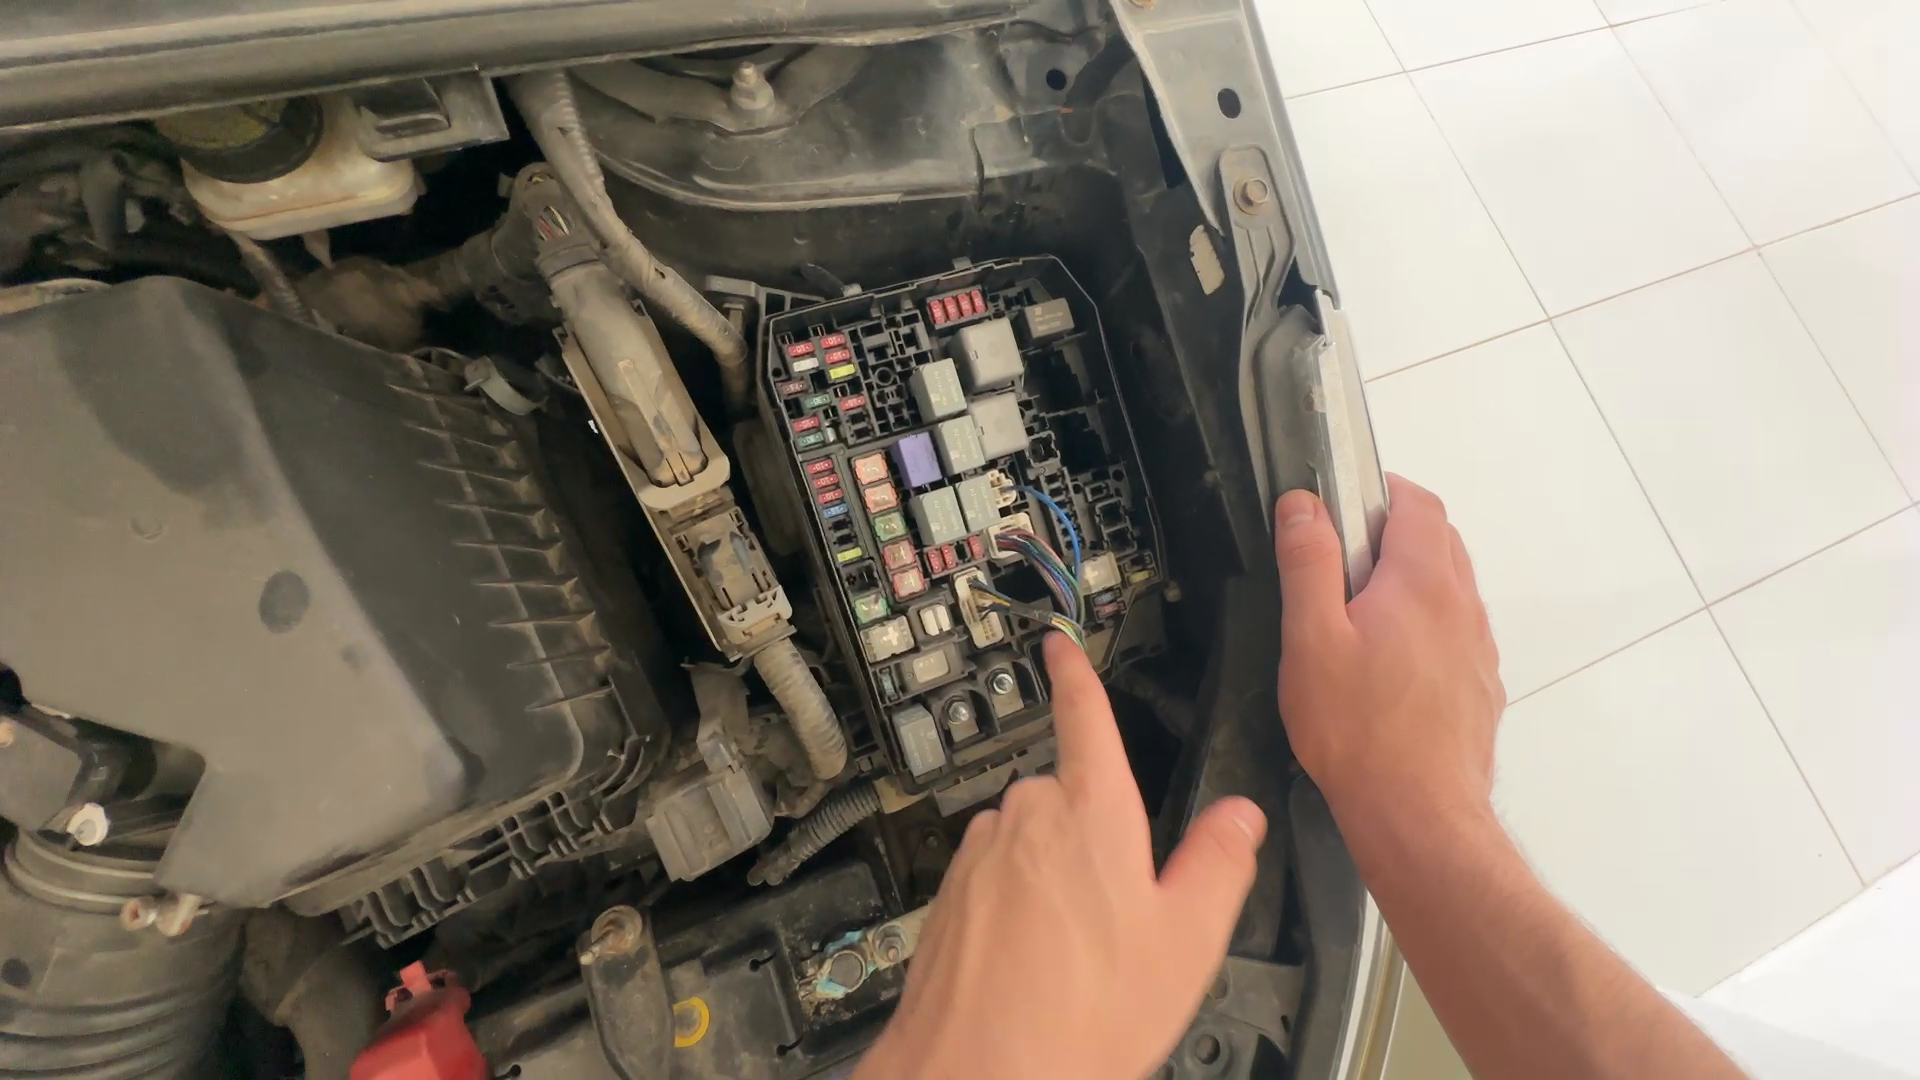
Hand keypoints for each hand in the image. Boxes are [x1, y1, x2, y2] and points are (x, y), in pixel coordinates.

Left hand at [855, 634, 1267, 1079]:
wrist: (977, 1069)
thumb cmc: (1082, 1011)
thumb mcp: (1183, 940)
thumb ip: (1217, 862)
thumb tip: (1240, 816)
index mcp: (1091, 809)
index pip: (1085, 716)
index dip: (1074, 673)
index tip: (1059, 644)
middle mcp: (1030, 811)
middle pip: (1070, 794)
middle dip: (1092, 835)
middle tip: (1114, 913)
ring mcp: (986, 845)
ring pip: (1033, 836)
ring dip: (1053, 874)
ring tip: (1072, 950)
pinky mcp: (955, 881)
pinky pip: (997, 869)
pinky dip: (1016, 897)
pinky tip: (1031, 957)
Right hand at [1272, 475, 1504, 824]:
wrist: (1417, 813)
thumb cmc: (1354, 722)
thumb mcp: (1311, 636)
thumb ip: (1309, 563)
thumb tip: (1303, 503)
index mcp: (1423, 583)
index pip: (1419, 505)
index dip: (1383, 490)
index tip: (1342, 503)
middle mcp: (1462, 606)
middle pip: (1441, 540)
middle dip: (1394, 530)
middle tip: (1339, 557)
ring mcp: (1479, 648)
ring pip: (1450, 586)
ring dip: (1411, 576)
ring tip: (1358, 611)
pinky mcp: (1480, 685)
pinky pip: (1455, 629)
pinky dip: (1425, 618)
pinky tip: (1387, 661)